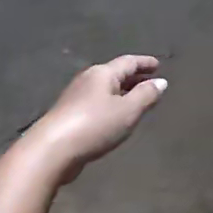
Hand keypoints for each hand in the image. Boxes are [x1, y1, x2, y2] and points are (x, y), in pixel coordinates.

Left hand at [16, 55, 166, 181]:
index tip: (158, 65)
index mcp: (102, 73)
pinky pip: (97, 102)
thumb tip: (161, 82)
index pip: (128, 62)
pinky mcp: (69, 115)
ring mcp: (75, 97)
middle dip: (134, 77)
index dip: (144, 63)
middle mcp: (88, 79)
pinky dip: (111, 104)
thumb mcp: (127, 111)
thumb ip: (146, 95)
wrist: (51, 150)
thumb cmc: (94, 125)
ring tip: (137, 99)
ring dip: (122, 91)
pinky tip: (115, 116)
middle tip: (150, 81)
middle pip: (115, 74)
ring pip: (105, 89)